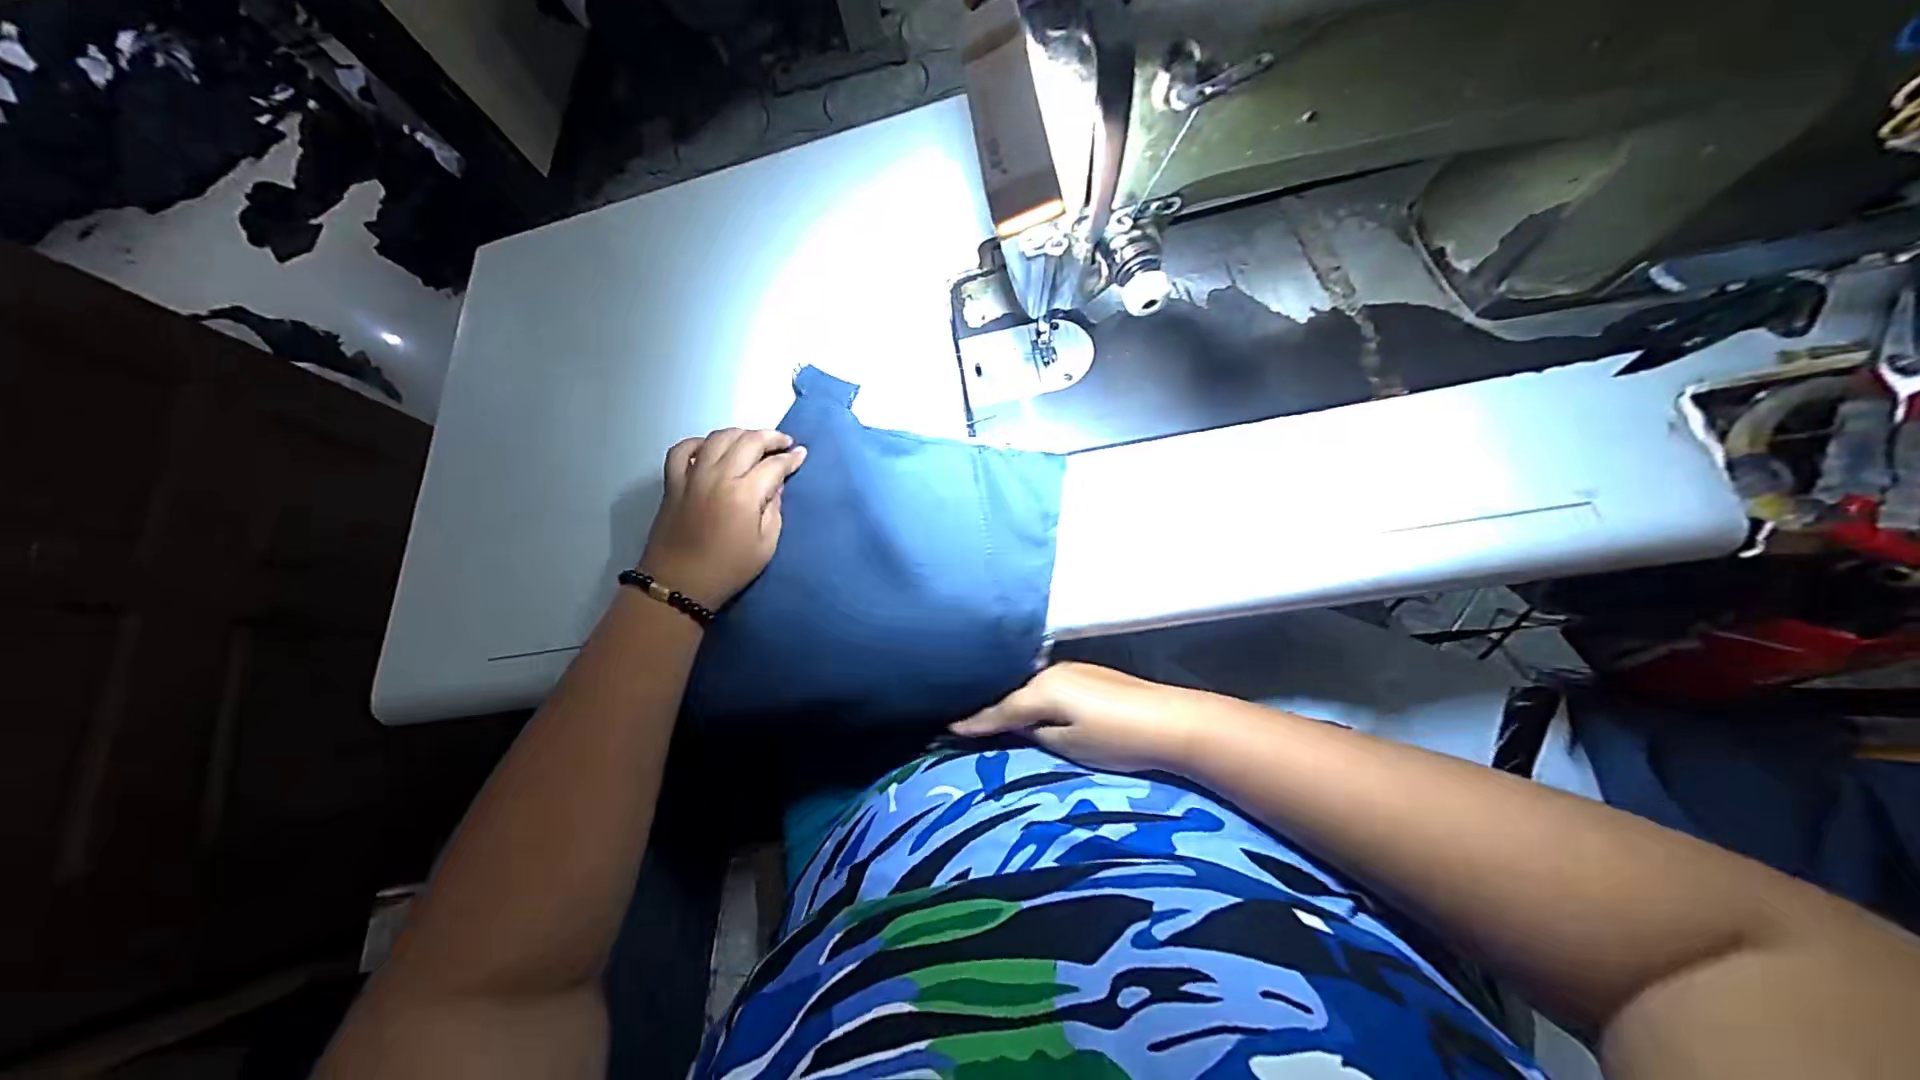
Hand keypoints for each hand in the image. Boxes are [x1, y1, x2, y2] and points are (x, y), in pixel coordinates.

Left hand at [637, 428, 806, 608]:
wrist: (679, 583)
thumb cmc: (729, 569)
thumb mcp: (765, 545)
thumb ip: (774, 509)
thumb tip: (776, 484)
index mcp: (744, 493)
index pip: (774, 464)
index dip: (791, 458)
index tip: (801, 455)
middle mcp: (718, 476)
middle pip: (749, 441)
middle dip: (771, 437)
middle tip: (784, 442)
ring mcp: (692, 476)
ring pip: (718, 437)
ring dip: (740, 434)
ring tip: (753, 441)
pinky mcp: (673, 482)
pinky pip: (683, 450)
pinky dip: (699, 442)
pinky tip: (711, 448)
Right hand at [949, 662, 1205, 773]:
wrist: (1173, 721)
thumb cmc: (1116, 738)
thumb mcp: (1067, 744)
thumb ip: (1035, 732)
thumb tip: (1019, 726)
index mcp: (1041, 688)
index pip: (998, 710)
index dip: (973, 722)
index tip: (948, 728)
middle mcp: (1051, 670)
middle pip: (1011, 691)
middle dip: (989, 706)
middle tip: (964, 720)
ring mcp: (1072, 669)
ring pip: (1029, 685)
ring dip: (1012, 699)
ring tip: (992, 713)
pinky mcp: (1088, 674)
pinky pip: (1047, 684)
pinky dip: (1033, 696)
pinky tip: (1030, 705)